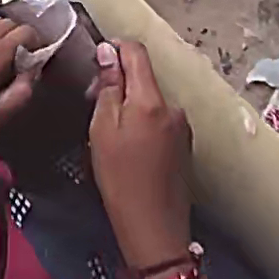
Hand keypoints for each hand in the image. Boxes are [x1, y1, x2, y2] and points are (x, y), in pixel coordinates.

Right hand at [89, 40, 194, 267]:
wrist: (153, 228)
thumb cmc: (119, 175)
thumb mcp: (103, 127)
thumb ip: (108, 85)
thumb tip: (108, 51)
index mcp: (151, 99)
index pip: (136, 51)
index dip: (114, 49)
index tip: (96, 63)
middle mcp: (173, 106)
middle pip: (143, 75)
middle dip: (118, 80)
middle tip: (94, 103)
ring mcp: (182, 126)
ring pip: (150, 97)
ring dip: (129, 101)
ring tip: (109, 129)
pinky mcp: (184, 144)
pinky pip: (159, 117)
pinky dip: (141, 119)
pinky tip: (128, 144)